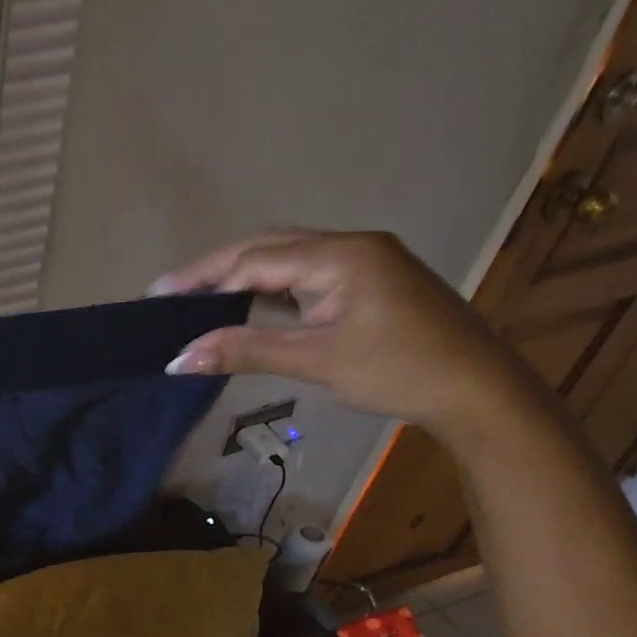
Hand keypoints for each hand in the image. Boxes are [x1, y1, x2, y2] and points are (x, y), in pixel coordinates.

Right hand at [153, 230, 542, 433]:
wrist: (477, 390)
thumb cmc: (397, 370)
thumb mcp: (314, 360)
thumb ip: (243, 351)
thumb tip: (176, 360)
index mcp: (341, 254)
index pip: (255, 261)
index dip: (204, 281)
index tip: (159, 300)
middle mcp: (351, 245)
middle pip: (267, 247)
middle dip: (215, 269)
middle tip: (168, 293)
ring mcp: (363, 261)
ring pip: (286, 258)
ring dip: (240, 275)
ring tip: (195, 298)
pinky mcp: (368, 281)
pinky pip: (305, 274)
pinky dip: (268, 287)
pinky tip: (244, 305)